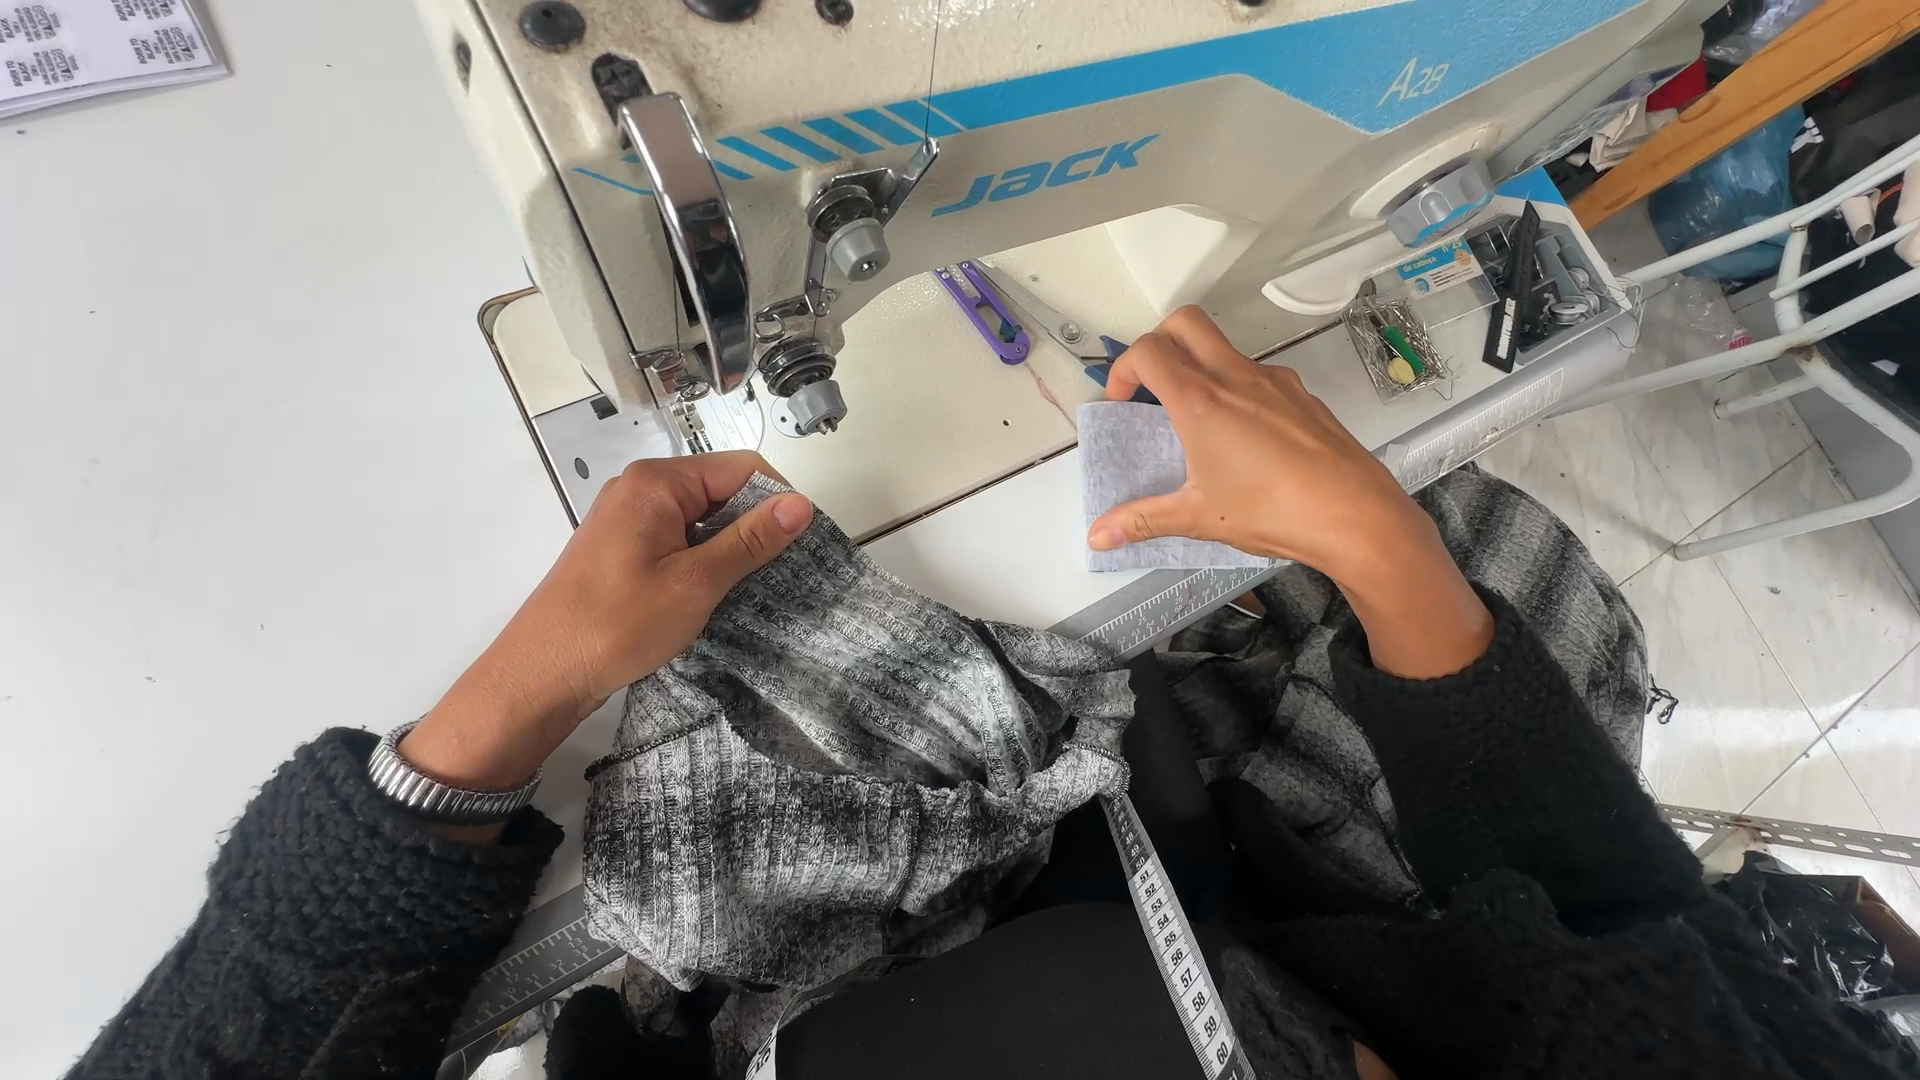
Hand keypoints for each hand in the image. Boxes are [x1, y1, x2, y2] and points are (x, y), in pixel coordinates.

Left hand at [399, 452, 813, 802]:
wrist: (542, 674)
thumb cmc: (619, 624)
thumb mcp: (697, 582)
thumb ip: (751, 539)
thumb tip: (802, 503)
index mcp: (658, 482)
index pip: (742, 468)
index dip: (777, 500)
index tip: (797, 544)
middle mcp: (641, 487)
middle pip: (722, 488)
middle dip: (754, 523)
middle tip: (774, 571)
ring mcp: (629, 515)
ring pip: (703, 515)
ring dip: (729, 544)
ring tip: (744, 585)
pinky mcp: (623, 544)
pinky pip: (680, 535)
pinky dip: (703, 556)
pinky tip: (711, 590)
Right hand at [1087, 307, 1490, 678]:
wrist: (1356, 516)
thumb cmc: (1276, 510)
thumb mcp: (1197, 517)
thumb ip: (1141, 520)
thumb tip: (1099, 536)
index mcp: (1201, 402)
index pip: (1148, 352)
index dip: (1122, 369)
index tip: (1121, 400)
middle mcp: (1236, 378)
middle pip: (1184, 322)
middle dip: (1157, 342)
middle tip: (1151, 384)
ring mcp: (1273, 381)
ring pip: (1223, 344)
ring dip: (1197, 362)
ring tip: (1193, 414)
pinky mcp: (1301, 395)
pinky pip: (1256, 372)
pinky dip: (1234, 385)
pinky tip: (1241, 432)